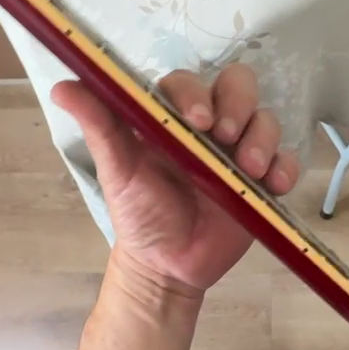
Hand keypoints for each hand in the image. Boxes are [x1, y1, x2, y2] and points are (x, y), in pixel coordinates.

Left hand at [51, 65, 299, 298]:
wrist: (168, 266)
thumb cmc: (139, 214)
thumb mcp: (117, 170)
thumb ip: (98, 127)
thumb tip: (63, 86)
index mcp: (172, 117)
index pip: (190, 83)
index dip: (197, 93)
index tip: (197, 120)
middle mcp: (210, 127)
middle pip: (238, 87)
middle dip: (240, 106)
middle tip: (227, 137)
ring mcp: (239, 151)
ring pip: (265, 121)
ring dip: (262, 139)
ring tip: (249, 171)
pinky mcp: (261, 180)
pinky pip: (286, 161)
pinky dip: (286, 168)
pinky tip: (274, 186)